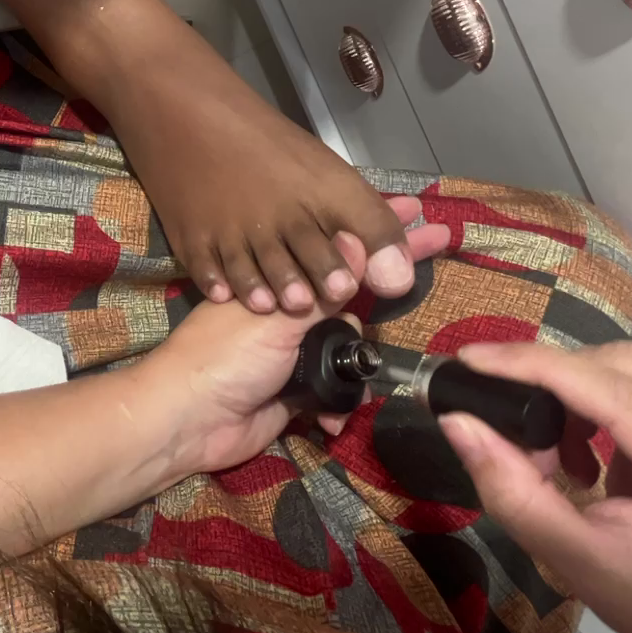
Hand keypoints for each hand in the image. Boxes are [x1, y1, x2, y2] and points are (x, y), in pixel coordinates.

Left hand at [138, 196, 448, 477]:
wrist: (189, 420)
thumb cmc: (224, 357)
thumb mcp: (276, 318)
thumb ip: (322, 288)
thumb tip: (360, 240)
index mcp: (277, 282)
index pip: (338, 250)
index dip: (377, 232)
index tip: (419, 212)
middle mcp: (287, 312)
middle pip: (350, 292)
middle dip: (390, 278)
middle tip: (442, 242)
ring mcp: (291, 353)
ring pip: (347, 346)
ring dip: (359, 362)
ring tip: (374, 366)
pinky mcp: (295, 393)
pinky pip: (335, 392)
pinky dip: (340, 405)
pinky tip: (335, 417)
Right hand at [438, 341, 631, 632]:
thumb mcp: (571, 558)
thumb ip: (510, 489)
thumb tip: (455, 418)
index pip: (630, 401)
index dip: (544, 368)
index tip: (472, 359)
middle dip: (558, 378)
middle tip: (510, 415)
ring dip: (583, 386)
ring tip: (557, 440)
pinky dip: (611, 394)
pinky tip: (598, 440)